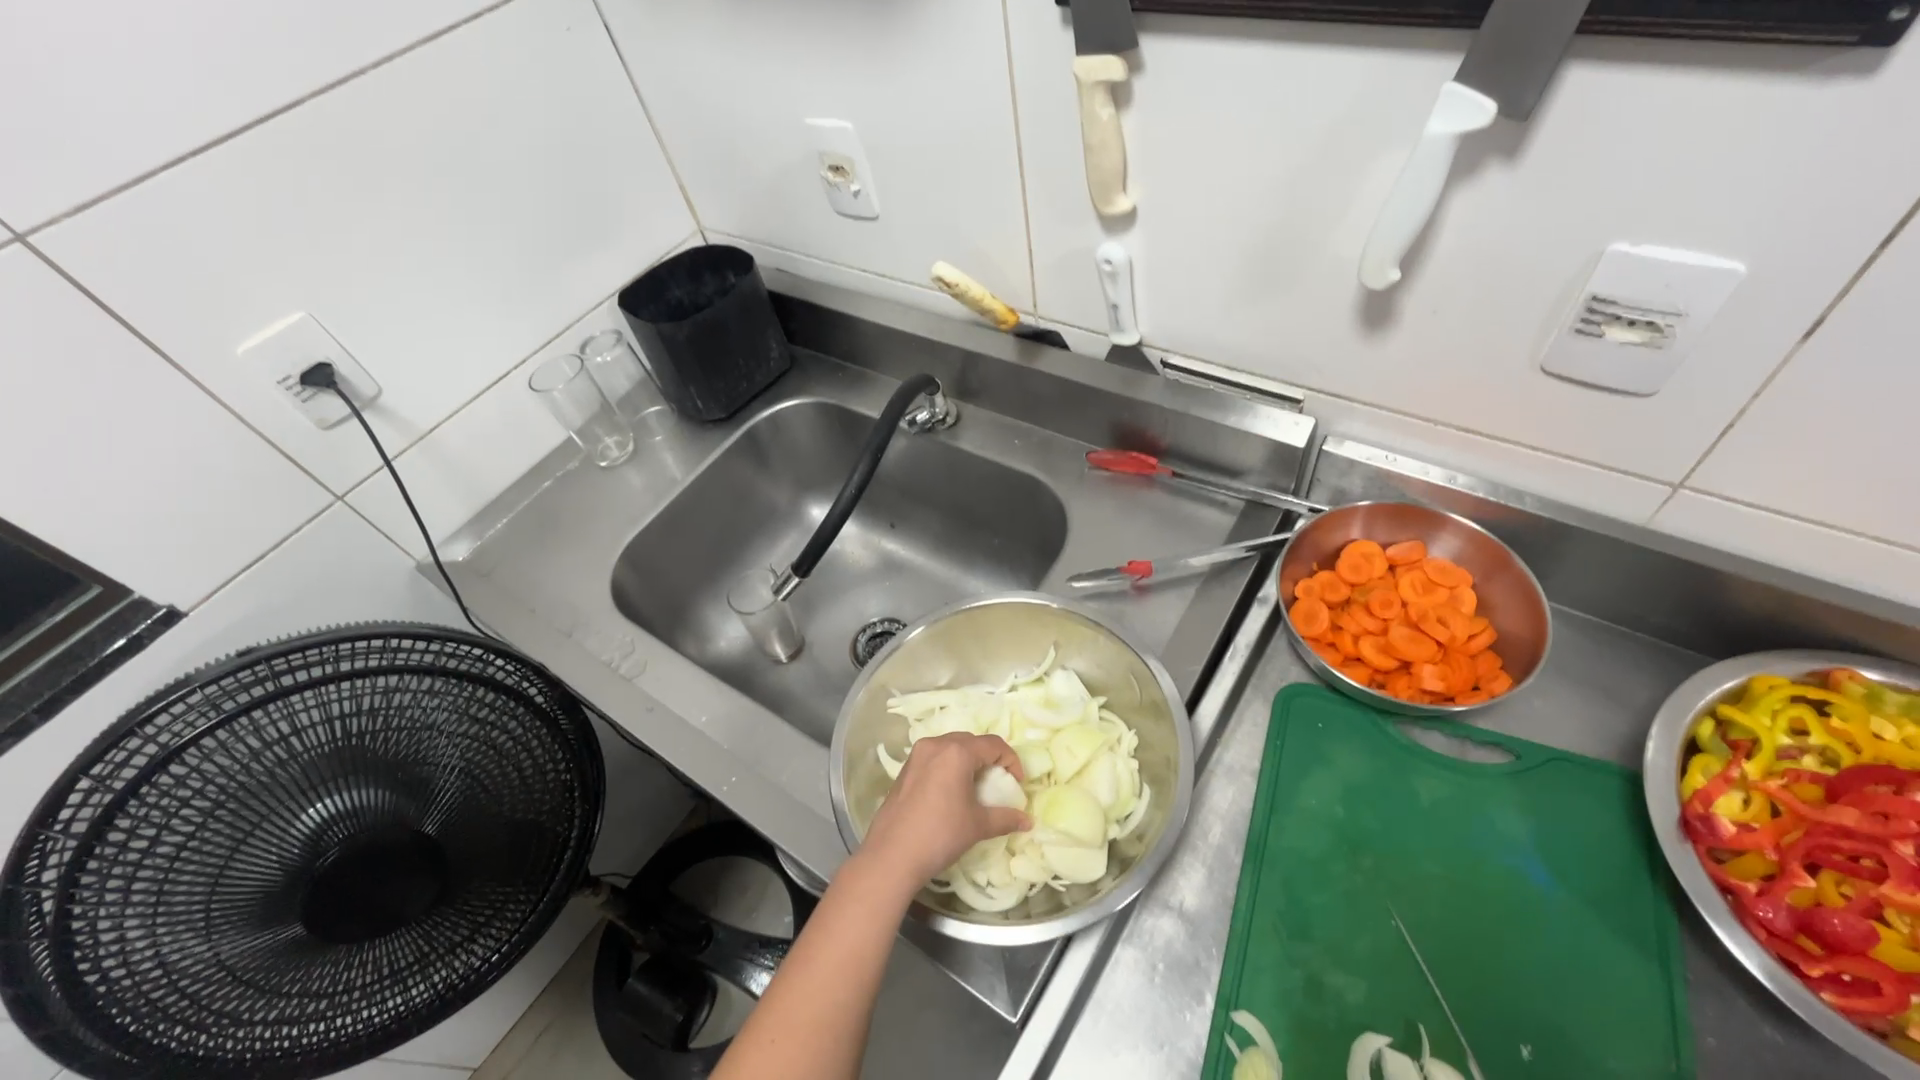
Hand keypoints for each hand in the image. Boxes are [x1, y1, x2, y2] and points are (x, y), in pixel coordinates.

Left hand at [857, 733, 1031, 890]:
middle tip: (999, 783)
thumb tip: (1028, 821)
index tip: (1017, 784)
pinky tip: (952, 792)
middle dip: (990, 759)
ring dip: (969, 761)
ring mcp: (916, 755)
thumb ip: (1006, 818)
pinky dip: (949, 767)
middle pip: (972, 741)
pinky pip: (935, 758)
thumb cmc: (940, 835)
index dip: (1011, 761)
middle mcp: (935, 745)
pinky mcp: (905, 769)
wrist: (891, 856)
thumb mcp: (978, 825)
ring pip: (951, 747)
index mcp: (956, 752)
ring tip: (976, 787)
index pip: (993, 744)